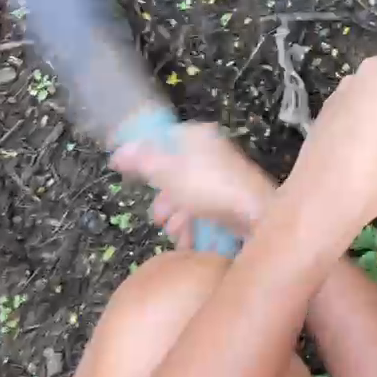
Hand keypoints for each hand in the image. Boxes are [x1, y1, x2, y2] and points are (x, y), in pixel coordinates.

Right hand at [111, 122, 277, 239]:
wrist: (258, 214)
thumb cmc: (210, 189)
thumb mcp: (168, 173)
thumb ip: (142, 161)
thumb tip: (118, 151)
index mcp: (196, 136)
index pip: (164, 138)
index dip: (147, 159)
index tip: (136, 180)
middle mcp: (210, 150)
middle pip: (174, 171)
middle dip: (163, 198)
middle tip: (158, 218)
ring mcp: (221, 173)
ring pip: (187, 193)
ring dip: (176, 216)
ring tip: (175, 233)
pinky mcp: (230, 196)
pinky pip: (203, 207)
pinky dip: (193, 223)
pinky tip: (189, 240)